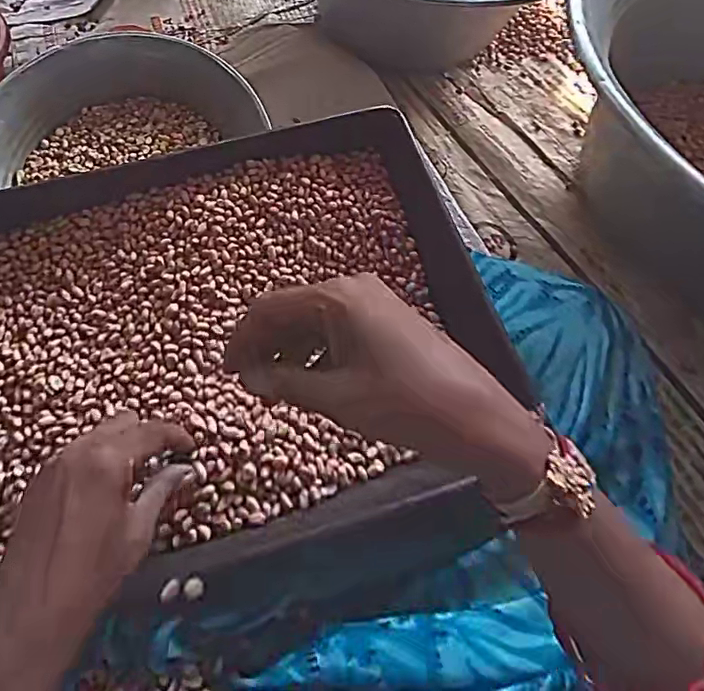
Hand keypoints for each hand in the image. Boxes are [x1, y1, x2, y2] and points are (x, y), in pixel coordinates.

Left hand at [0, 414, 193, 689]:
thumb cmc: (89, 578)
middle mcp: (77, 452)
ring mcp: (53, 464)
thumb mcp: (137, 533)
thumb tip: (180, 470)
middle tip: (164, 459)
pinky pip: (75, 453)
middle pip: (122, 423)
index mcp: (105, 461)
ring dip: (119, 446)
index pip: (150, 431)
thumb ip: (160, 491)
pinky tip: (103, 489)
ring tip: (135, 476)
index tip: (188, 446)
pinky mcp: (38, 480)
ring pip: (97, 434)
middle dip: (146, 436)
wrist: (30, 615)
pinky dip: (95, 459)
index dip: (175, 435)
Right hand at [223, 274, 549, 503]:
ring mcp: (372, 300)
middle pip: (290, 310)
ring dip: (289, 351)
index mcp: (336, 297)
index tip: (226, 370)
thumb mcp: (338, 398)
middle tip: (247, 383)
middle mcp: (352, 288)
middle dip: (265, 345)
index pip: (270, 308)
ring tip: (272, 388)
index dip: (243, 338)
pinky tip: (307, 380)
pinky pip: (337, 328)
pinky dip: (316, 352)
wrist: (477, 416)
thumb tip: (250, 379)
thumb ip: (286, 384)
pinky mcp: (386, 317)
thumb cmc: (403, 404)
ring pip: (313, 320)